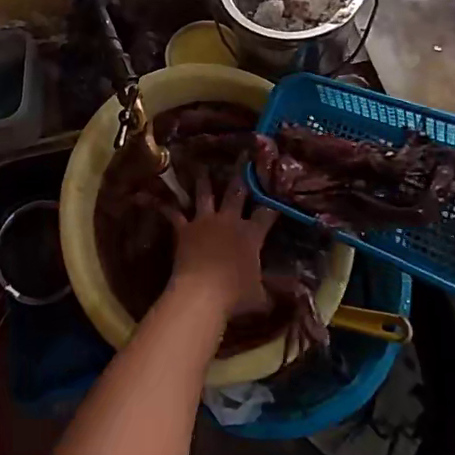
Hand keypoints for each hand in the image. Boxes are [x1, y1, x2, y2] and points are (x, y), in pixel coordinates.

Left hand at [165, 172, 278, 315]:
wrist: (200, 295)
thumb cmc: (234, 296)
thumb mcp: (261, 297)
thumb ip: (274, 290)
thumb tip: (293, 293)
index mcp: (250, 234)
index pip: (266, 212)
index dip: (273, 201)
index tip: (278, 188)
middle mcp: (229, 221)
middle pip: (237, 192)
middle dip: (242, 175)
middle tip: (243, 158)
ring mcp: (205, 222)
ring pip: (205, 194)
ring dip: (204, 180)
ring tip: (202, 166)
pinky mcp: (185, 229)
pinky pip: (175, 214)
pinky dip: (168, 206)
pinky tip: (160, 197)